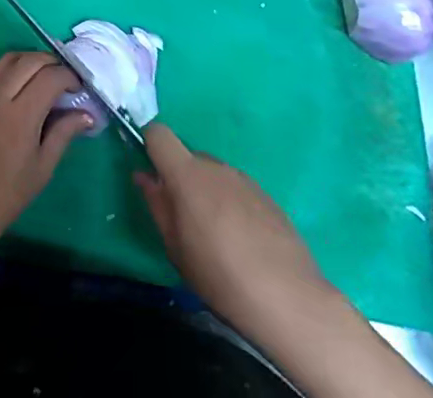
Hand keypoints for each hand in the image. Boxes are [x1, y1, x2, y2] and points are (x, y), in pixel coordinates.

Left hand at [0, 52, 91, 251]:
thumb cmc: (7, 194)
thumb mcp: (43, 167)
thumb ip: (64, 133)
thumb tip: (87, 113)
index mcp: (20, 116)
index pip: (50, 77)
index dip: (70, 77)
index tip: (80, 90)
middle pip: (30, 60)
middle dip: (53, 64)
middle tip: (68, 81)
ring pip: (10, 58)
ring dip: (32, 60)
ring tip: (48, 78)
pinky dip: (14, 67)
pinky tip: (25, 85)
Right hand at [134, 123, 330, 329]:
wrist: (288, 298)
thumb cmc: (218, 273)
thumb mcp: (174, 245)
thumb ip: (156, 203)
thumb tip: (144, 175)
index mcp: (187, 174)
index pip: (160, 134)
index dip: (150, 144)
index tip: (150, 171)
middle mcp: (217, 167)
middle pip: (189, 157)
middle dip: (181, 177)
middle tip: (184, 216)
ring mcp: (246, 180)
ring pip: (215, 174)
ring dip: (208, 191)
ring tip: (216, 233)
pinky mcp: (268, 198)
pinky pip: (237, 190)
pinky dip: (231, 204)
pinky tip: (242, 240)